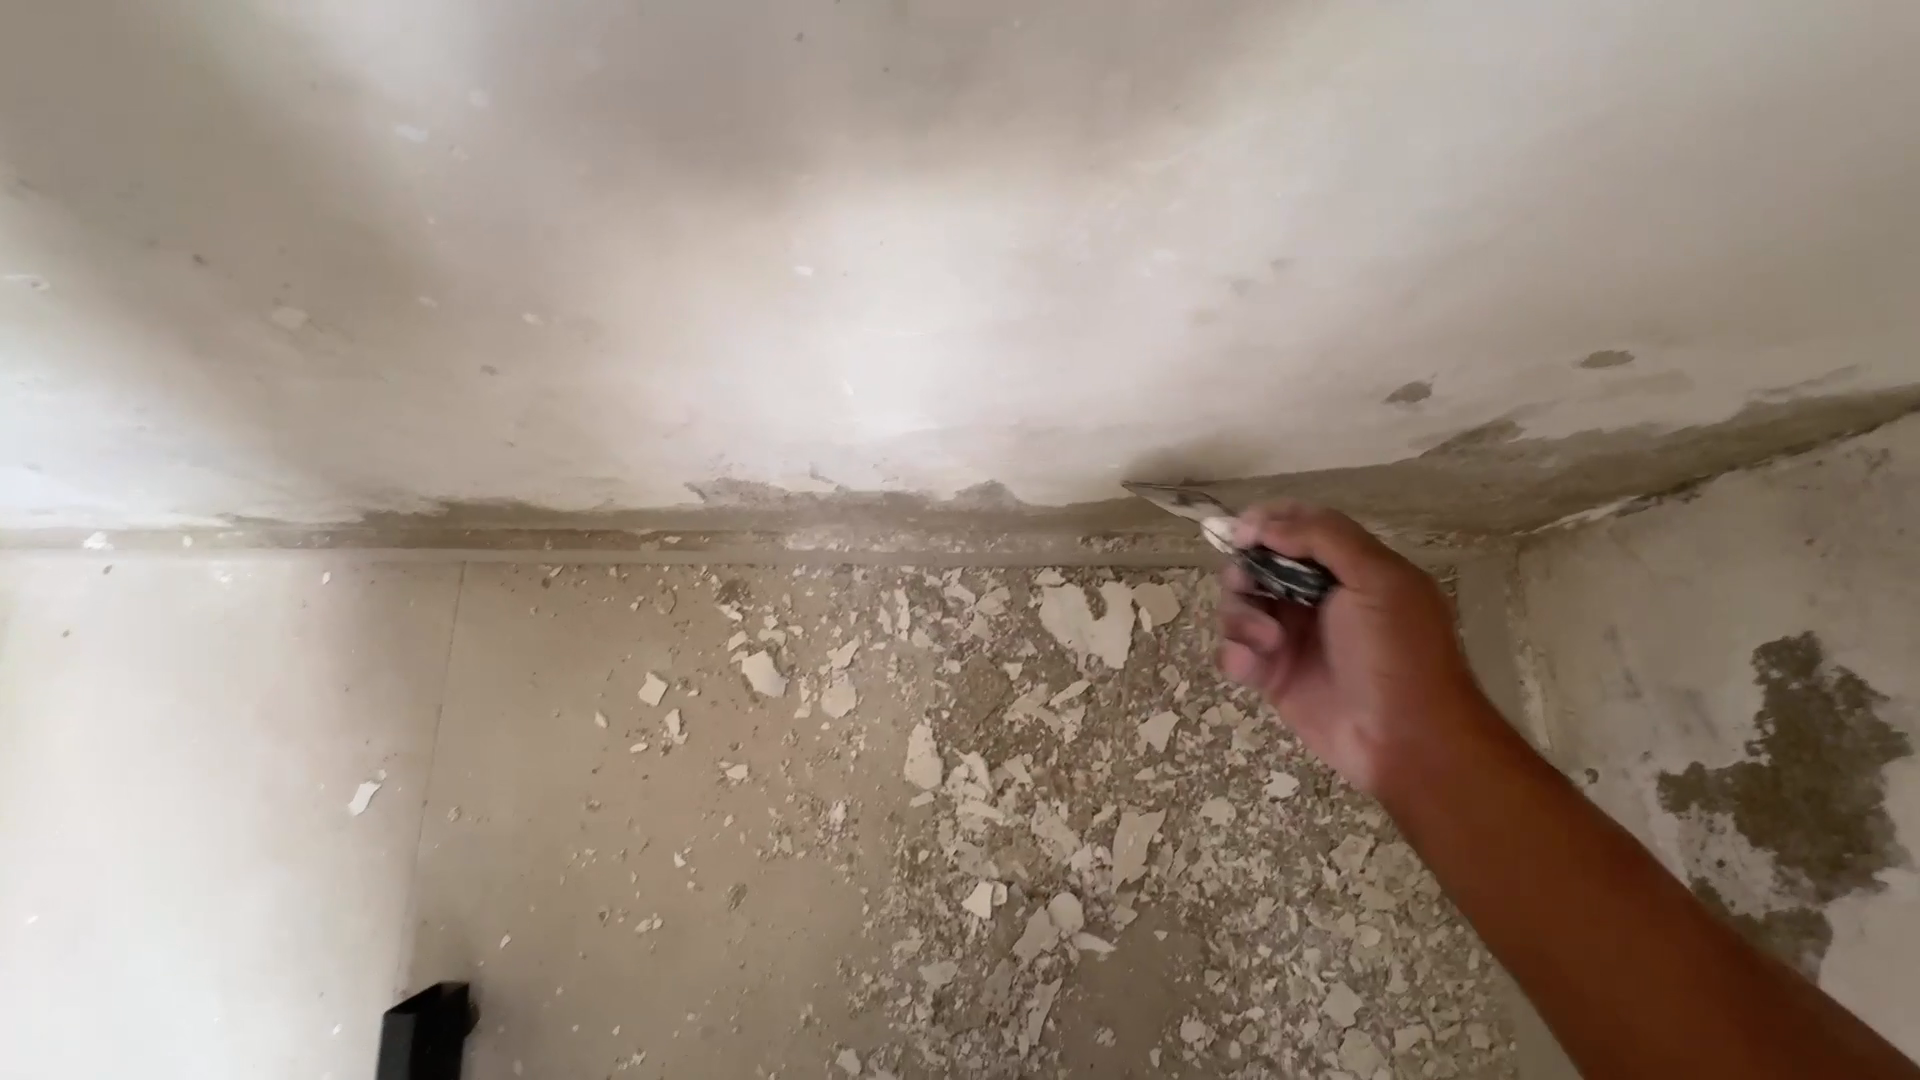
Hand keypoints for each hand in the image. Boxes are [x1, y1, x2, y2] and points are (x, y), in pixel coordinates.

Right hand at [1215, 501, 1488, 795]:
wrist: (1404, 738)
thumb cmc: (1398, 652)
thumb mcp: (1377, 580)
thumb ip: (1322, 538)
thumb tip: (1261, 523)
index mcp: (1347, 568)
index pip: (1298, 527)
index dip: (1266, 523)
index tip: (1242, 533)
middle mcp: (1315, 598)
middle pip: (1257, 565)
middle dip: (1244, 573)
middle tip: (1248, 587)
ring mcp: (1291, 637)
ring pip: (1239, 606)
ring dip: (1240, 618)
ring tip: (1267, 643)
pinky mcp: (1272, 675)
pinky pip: (1234, 651)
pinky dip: (1235, 655)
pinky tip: (1252, 667)